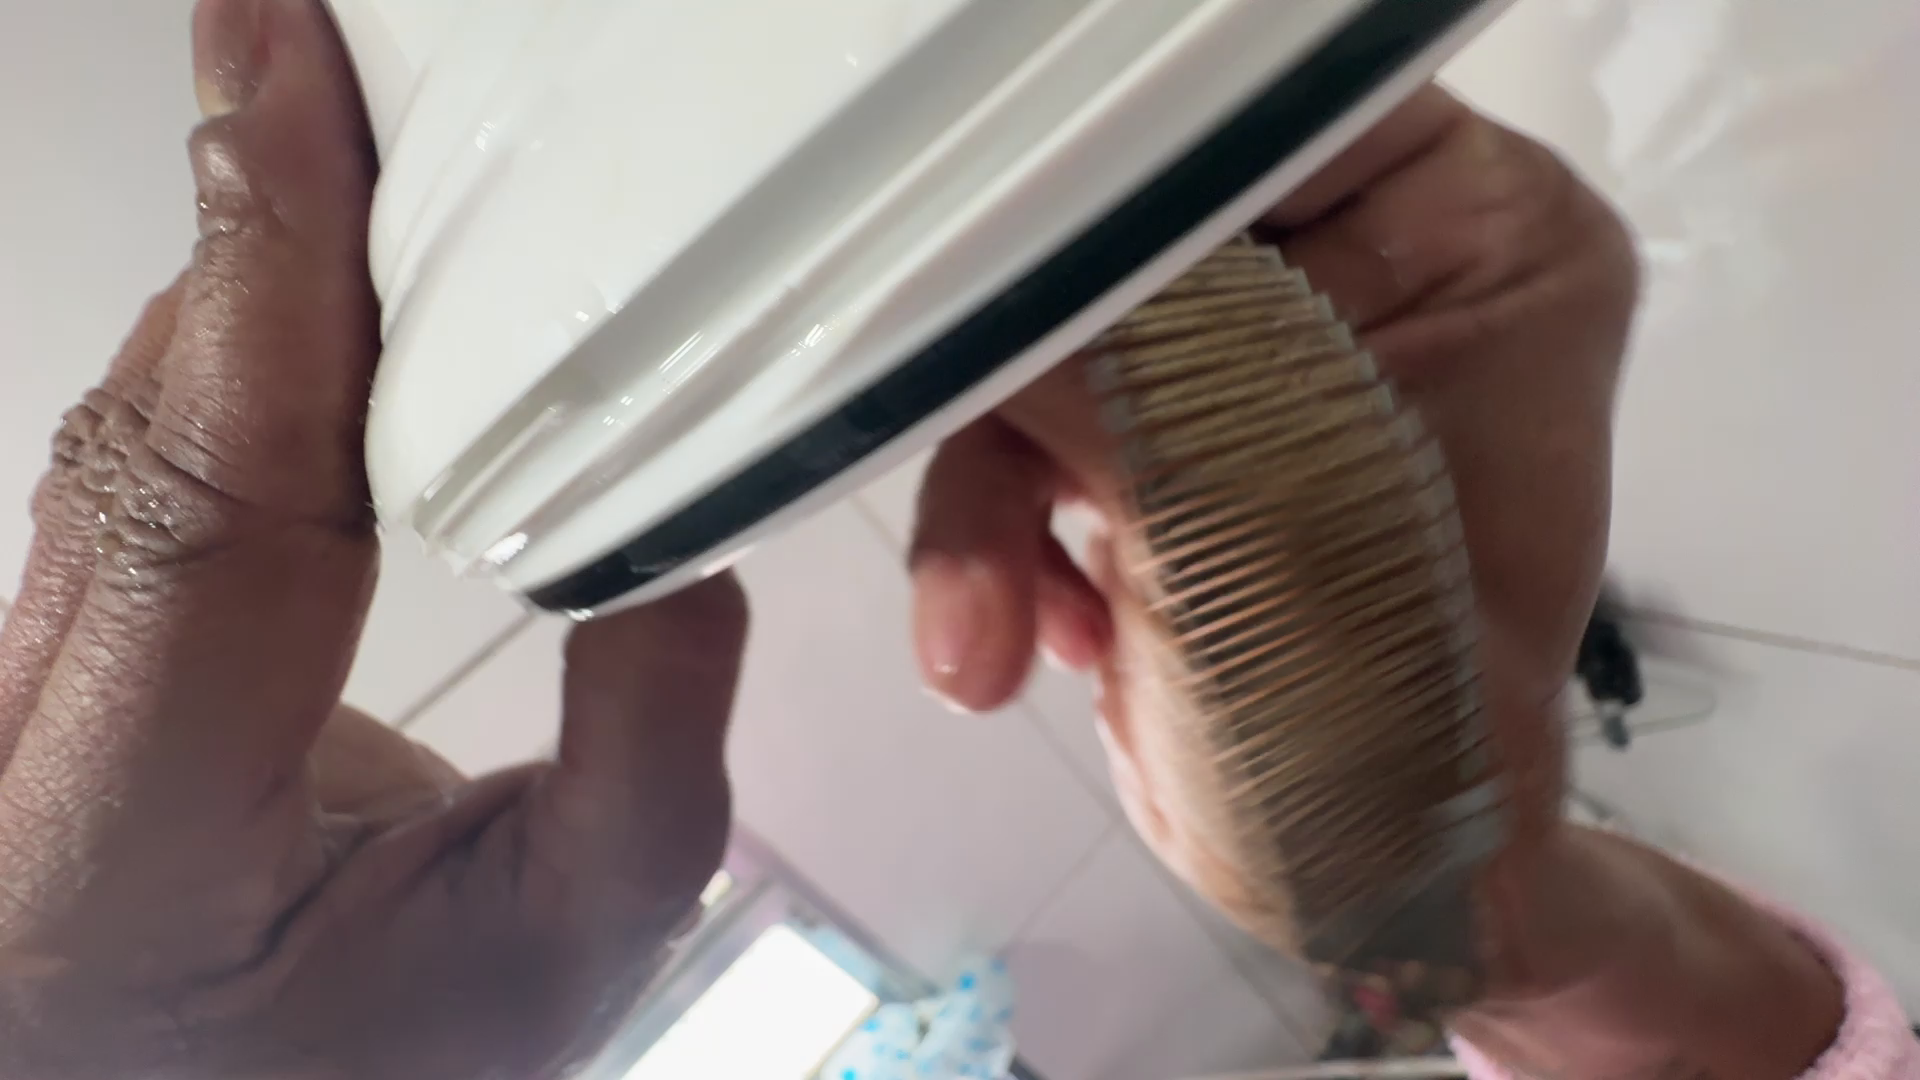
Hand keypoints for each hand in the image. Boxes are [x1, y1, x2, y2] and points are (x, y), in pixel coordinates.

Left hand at [0, 2, 744, 1076]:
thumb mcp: (604, 906)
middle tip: (327, 74)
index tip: (292, 87)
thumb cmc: (466, 1023)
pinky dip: (257, 373)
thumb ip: (654, 730)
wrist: (355, 1065)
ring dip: (258, 298)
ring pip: (138, 449)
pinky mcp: (80, 666)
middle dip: (260, 251)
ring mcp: (25, 704)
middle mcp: (10, 761)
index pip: (210, 514)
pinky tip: (334, 315)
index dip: (270, 293)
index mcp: (114, 859)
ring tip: (345, 161)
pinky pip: (163, 479)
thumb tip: (681, 542)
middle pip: (150, 450)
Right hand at [909, 87, 1840, 1076]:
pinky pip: (1014, 463)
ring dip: (987, 517)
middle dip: (1034, 390)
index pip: (1275, 129)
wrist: (1336, 863)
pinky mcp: (1126, 463)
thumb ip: (1130, 392)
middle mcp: (1330, 296)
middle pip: (1125, 261)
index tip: (1021, 239)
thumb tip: (996, 295)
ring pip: (1042, 377)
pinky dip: (997, 554)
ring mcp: (1215, 383)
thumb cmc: (1376, 725)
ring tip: (980, 643)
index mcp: (1458, 243)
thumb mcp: (1269, 539)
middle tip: (986, 503)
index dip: (1136, 177)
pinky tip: (1027, 640)